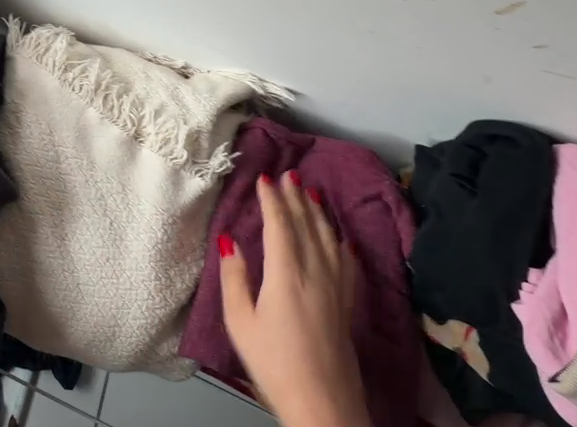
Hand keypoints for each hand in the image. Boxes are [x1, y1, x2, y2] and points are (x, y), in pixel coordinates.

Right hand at [219, 172, 371, 426]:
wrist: (324, 406)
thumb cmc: (273, 364)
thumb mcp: (240, 321)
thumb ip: (234, 278)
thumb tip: (229, 240)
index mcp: (286, 275)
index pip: (280, 226)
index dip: (272, 200)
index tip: (264, 178)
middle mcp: (315, 275)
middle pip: (307, 227)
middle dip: (296, 198)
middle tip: (290, 173)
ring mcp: (336, 291)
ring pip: (328, 241)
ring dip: (318, 214)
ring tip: (312, 193)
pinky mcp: (347, 308)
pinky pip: (346, 264)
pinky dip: (341, 244)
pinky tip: (341, 237)